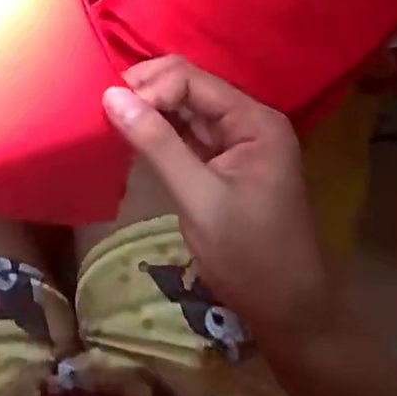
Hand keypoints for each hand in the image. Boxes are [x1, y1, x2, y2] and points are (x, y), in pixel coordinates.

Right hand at [101, 55, 334, 344]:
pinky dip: (154, 126)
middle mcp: (246, 118)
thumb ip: (157, 144)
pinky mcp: (218, 156)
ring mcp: (233, 137)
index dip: (151, 89)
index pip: (191, 80)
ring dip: (146, 106)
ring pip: (180, 102)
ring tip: (112, 118)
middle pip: (186, 82)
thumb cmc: (250, 258)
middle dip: (146, 90)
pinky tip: (130, 133)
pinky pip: (181, 126)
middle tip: (108, 109)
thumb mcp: (199, 200)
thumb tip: (110, 94)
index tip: (115, 112)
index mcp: (254, 121)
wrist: (288, 316)